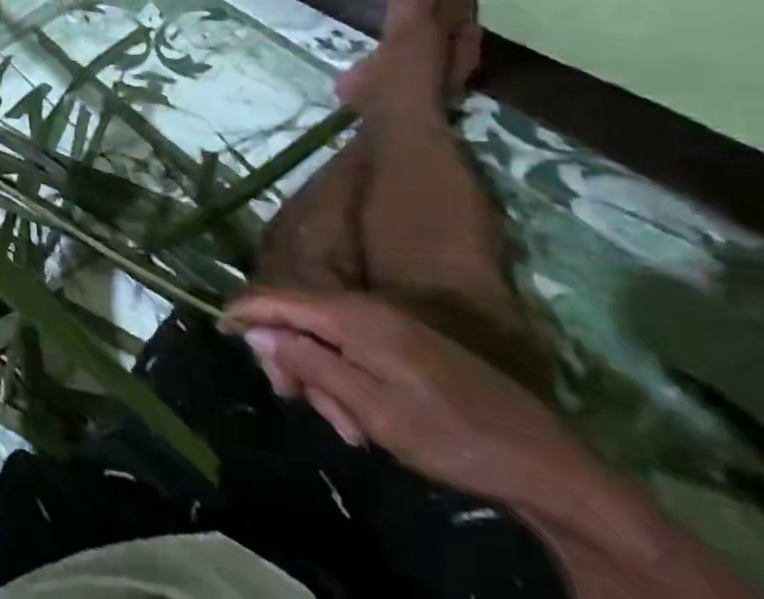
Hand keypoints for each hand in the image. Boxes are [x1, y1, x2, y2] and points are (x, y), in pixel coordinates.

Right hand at [225, 289, 594, 510]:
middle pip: (298, 318)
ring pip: (322, 338)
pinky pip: (349, 350)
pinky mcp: (403, 345)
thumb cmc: (451, 437)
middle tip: (294, 402)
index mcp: (357, 318)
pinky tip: (358, 417)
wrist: (545, 465)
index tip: (219, 328)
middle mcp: (368, 310)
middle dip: (287, 358)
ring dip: (318, 378)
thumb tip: (257, 332)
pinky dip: (340, 379)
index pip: (280, 298)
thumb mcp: (370, 408)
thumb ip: (310, 363)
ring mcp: (388, 326)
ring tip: (344, 426)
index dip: (244, 310)